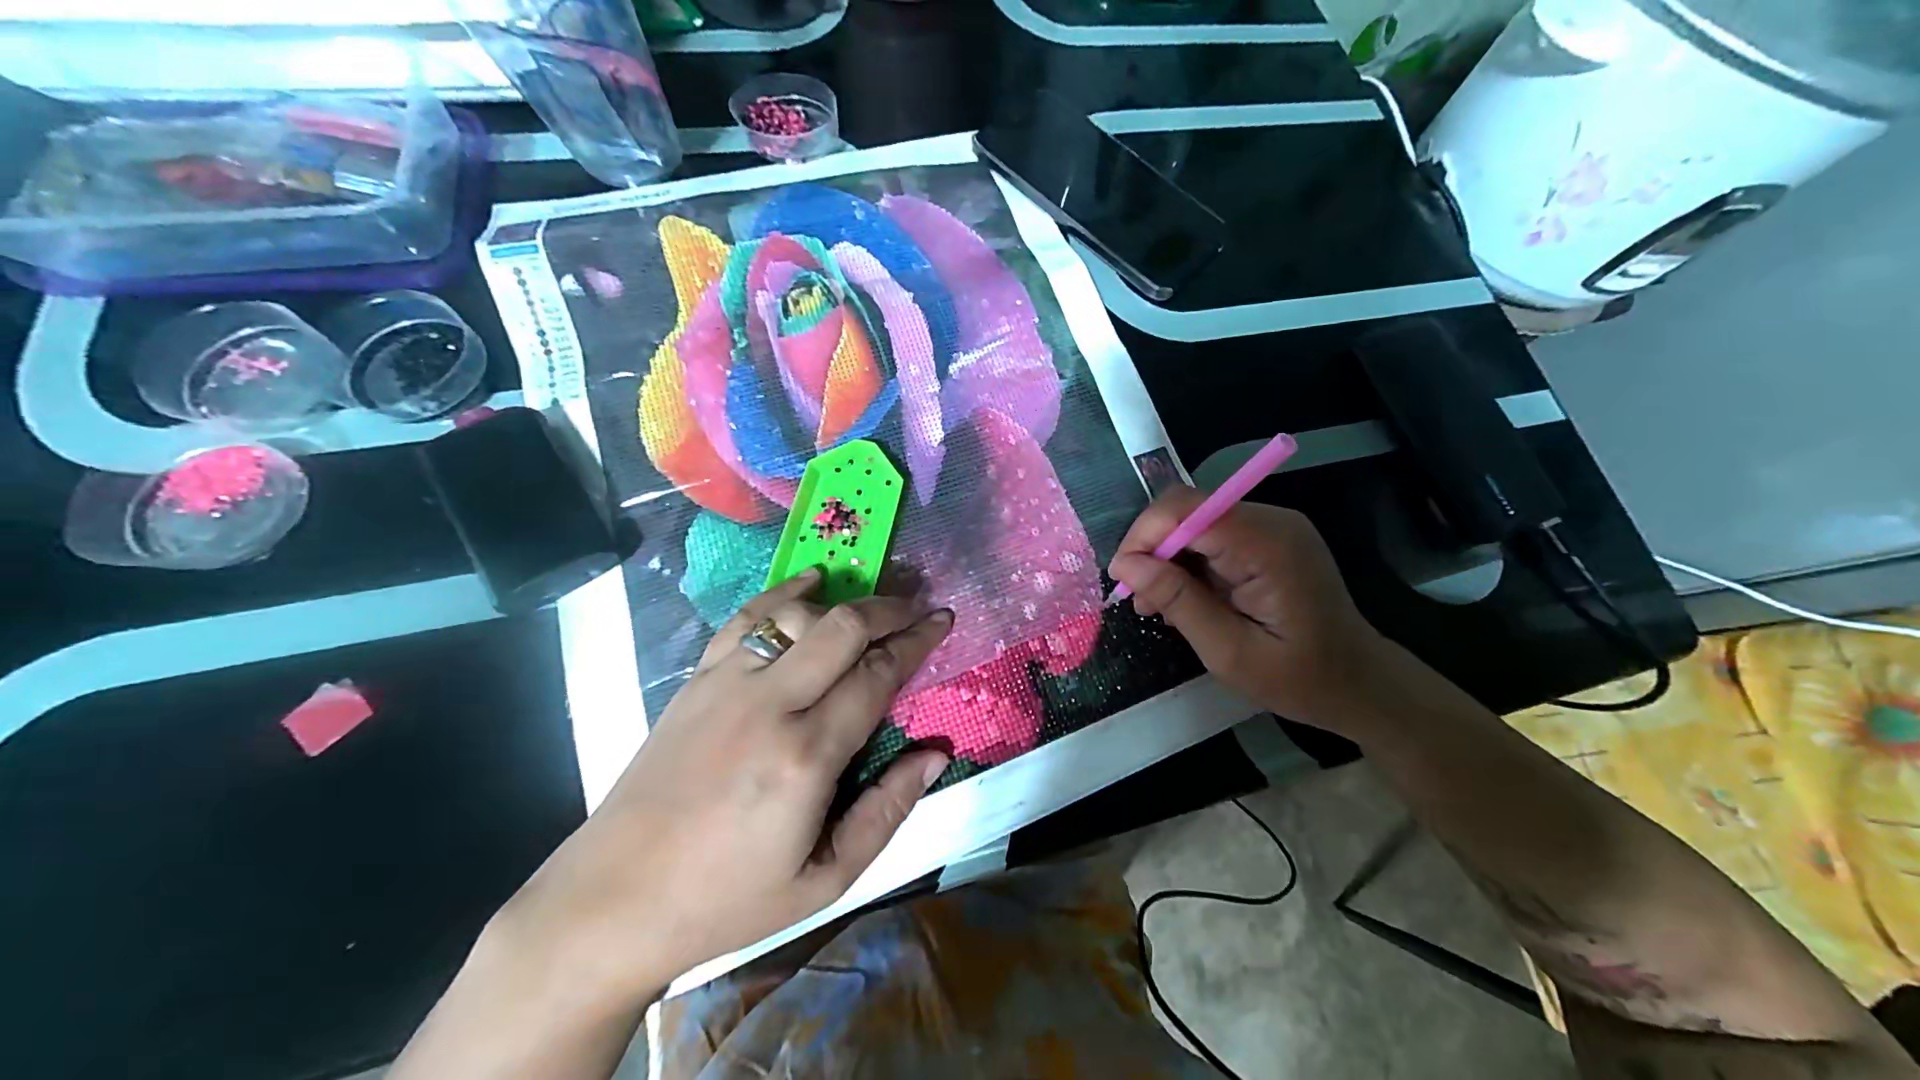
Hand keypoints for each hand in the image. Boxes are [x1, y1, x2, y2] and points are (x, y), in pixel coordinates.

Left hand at [489, 569, 952, 1003]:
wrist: (615, 898)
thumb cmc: (727, 898)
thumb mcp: (825, 878)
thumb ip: (887, 810)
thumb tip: (936, 754)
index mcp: (806, 756)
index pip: (877, 675)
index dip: (916, 642)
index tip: (943, 621)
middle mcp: (768, 704)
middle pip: (842, 628)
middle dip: (889, 608)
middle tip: (919, 605)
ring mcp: (725, 685)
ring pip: (796, 614)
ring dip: (844, 600)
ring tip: (874, 601)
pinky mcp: (696, 681)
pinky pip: (745, 619)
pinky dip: (783, 594)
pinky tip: (809, 583)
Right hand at [1107, 487, 1401, 732]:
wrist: (1360, 683)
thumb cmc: (1300, 679)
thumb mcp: (1229, 653)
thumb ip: (1179, 602)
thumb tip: (1125, 565)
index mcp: (1268, 546)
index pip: (1187, 509)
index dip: (1145, 535)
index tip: (1124, 580)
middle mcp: (1271, 522)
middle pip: (1187, 509)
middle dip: (1151, 549)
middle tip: (1138, 600)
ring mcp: (1272, 527)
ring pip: (1193, 522)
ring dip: (1165, 558)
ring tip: (1155, 606)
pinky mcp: (1268, 539)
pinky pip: (1211, 535)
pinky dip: (1186, 562)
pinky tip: (1181, 597)